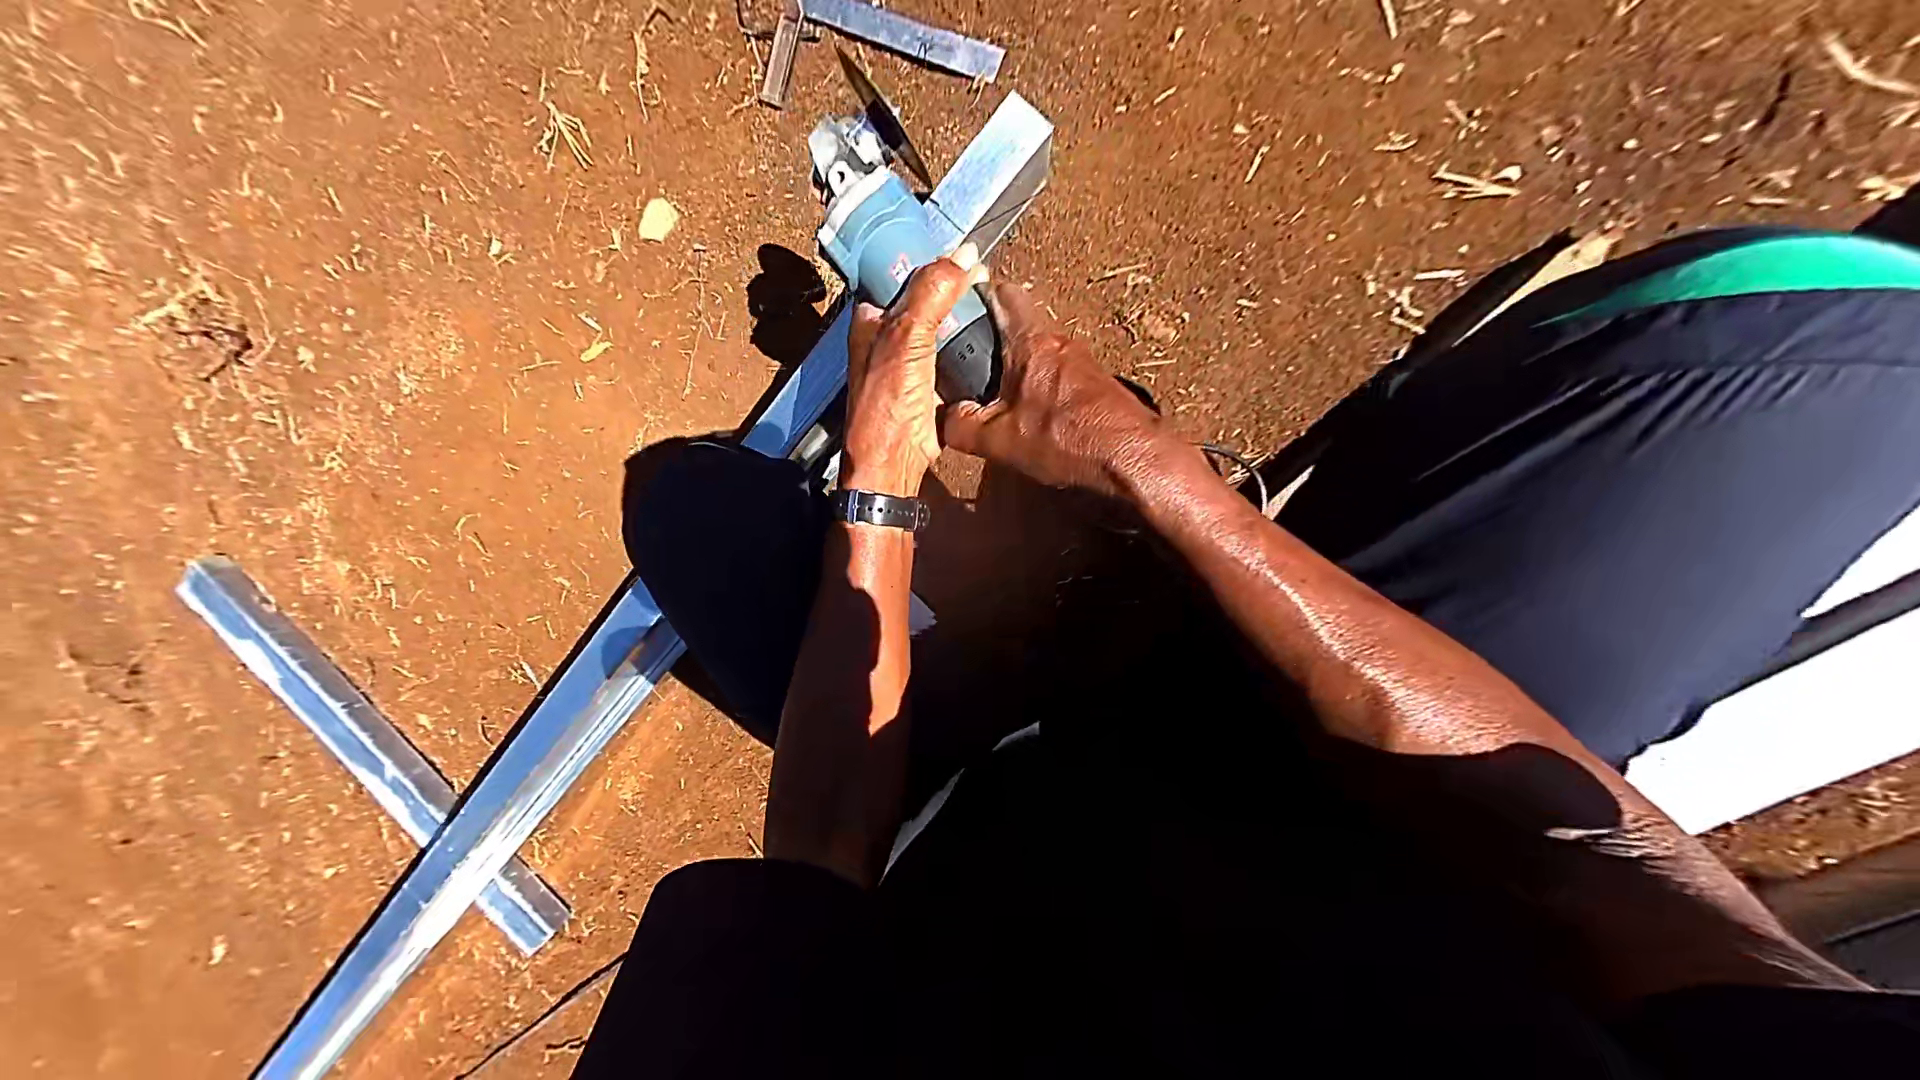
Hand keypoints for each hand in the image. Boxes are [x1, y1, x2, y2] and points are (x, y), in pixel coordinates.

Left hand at [842, 244, 988, 496]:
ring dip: (964, 317)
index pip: (899, 273)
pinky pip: (954, 353)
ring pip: (942, 326)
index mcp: (871, 320)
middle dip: (952, 288)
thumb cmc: (886, 405)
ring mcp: (912, 362)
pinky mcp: (932, 382)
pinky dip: (970, 344)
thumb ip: (932, 293)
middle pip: (925, 299)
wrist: (897, 458)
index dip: (926, 259)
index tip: (957, 250)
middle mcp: (888, 338)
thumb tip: (964, 256)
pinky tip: (986, 337)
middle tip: (981, 273)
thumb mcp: (908, 338)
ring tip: (989, 298)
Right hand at [941, 282, 1170, 496]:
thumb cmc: (1069, 440)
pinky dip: (1043, 391)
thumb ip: (961, 425)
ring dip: (1021, 372)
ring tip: (1002, 402)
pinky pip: (1061, 377)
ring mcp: (1083, 363)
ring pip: (1041, 355)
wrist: (1131, 459)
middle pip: (1020, 328)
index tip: (959, 308)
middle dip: (995, 345)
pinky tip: (1036, 420)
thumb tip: (945, 418)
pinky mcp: (1098, 385)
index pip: (1003, 294)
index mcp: (1031, 342)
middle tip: (972, 369)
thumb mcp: (998, 440)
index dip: (978, 295)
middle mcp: (1060, 343)